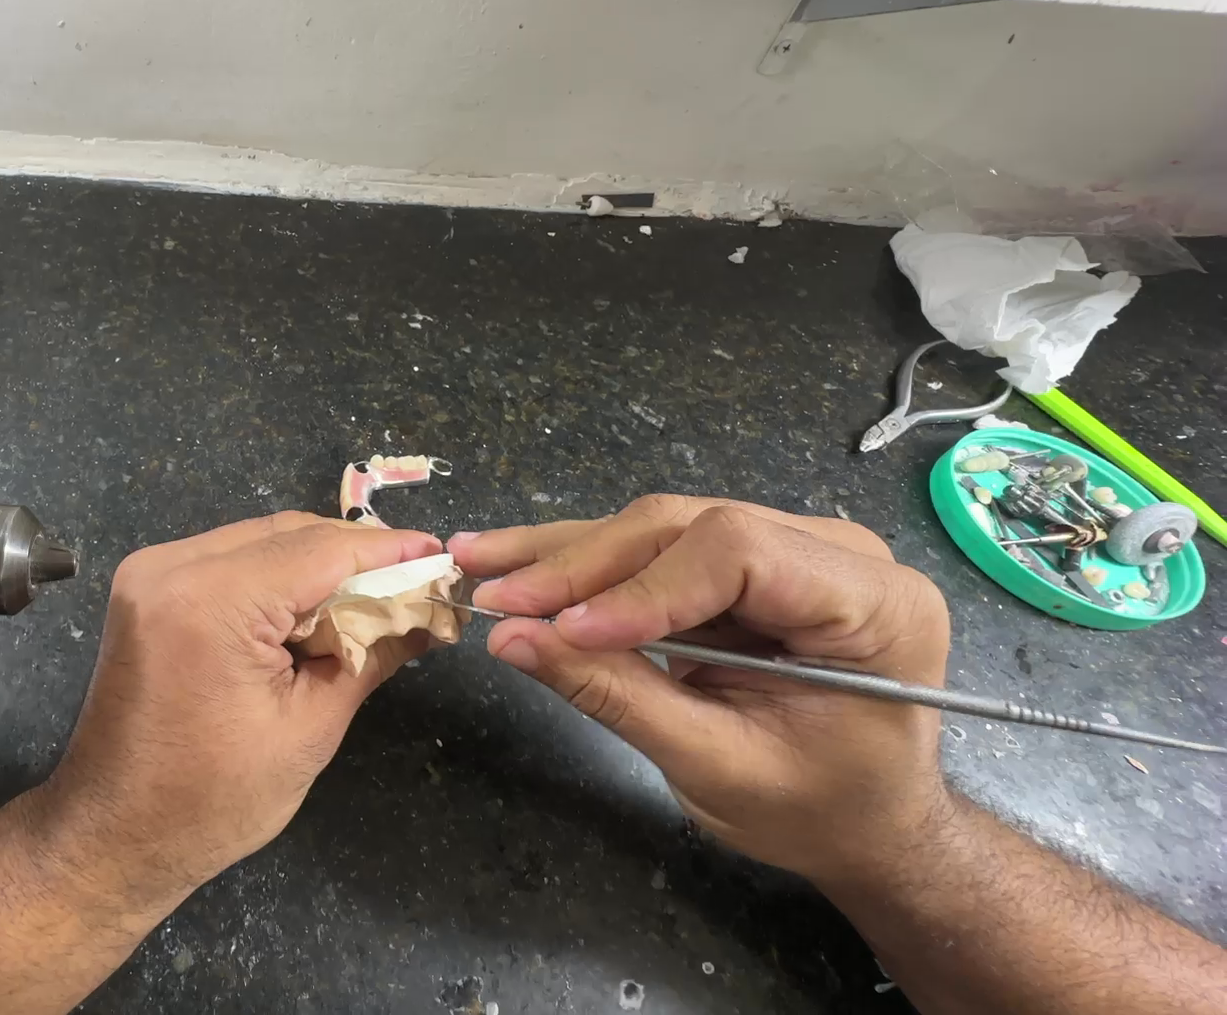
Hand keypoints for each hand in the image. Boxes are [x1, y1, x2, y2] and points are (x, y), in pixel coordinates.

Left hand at [32, 513, 442, 902]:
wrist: (111, 832)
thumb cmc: (212, 801)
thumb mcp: (309, 729)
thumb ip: (370, 655)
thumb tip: (428, 616)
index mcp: (209, 601)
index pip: (319, 550)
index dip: (386, 549)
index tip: (438, 555)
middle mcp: (171, 565)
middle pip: (287, 533)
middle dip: (353, 555)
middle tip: (412, 578)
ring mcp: (150, 570)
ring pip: (258, 538)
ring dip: (315, 563)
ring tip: (370, 594)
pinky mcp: (146, 584)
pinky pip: (228, 557)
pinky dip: (274, 574)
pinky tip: (309, 603)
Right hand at [449, 495, 950, 883]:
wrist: (859, 818)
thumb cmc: (815, 809)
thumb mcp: (717, 765)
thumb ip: (615, 695)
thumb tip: (509, 638)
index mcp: (870, 604)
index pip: (736, 553)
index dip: (641, 587)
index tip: (566, 632)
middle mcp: (825, 551)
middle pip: (677, 526)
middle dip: (578, 565)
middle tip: (491, 594)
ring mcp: (774, 546)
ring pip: (645, 527)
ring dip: (556, 552)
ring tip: (475, 558)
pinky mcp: (725, 561)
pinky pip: (640, 550)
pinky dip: (571, 562)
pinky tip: (510, 560)